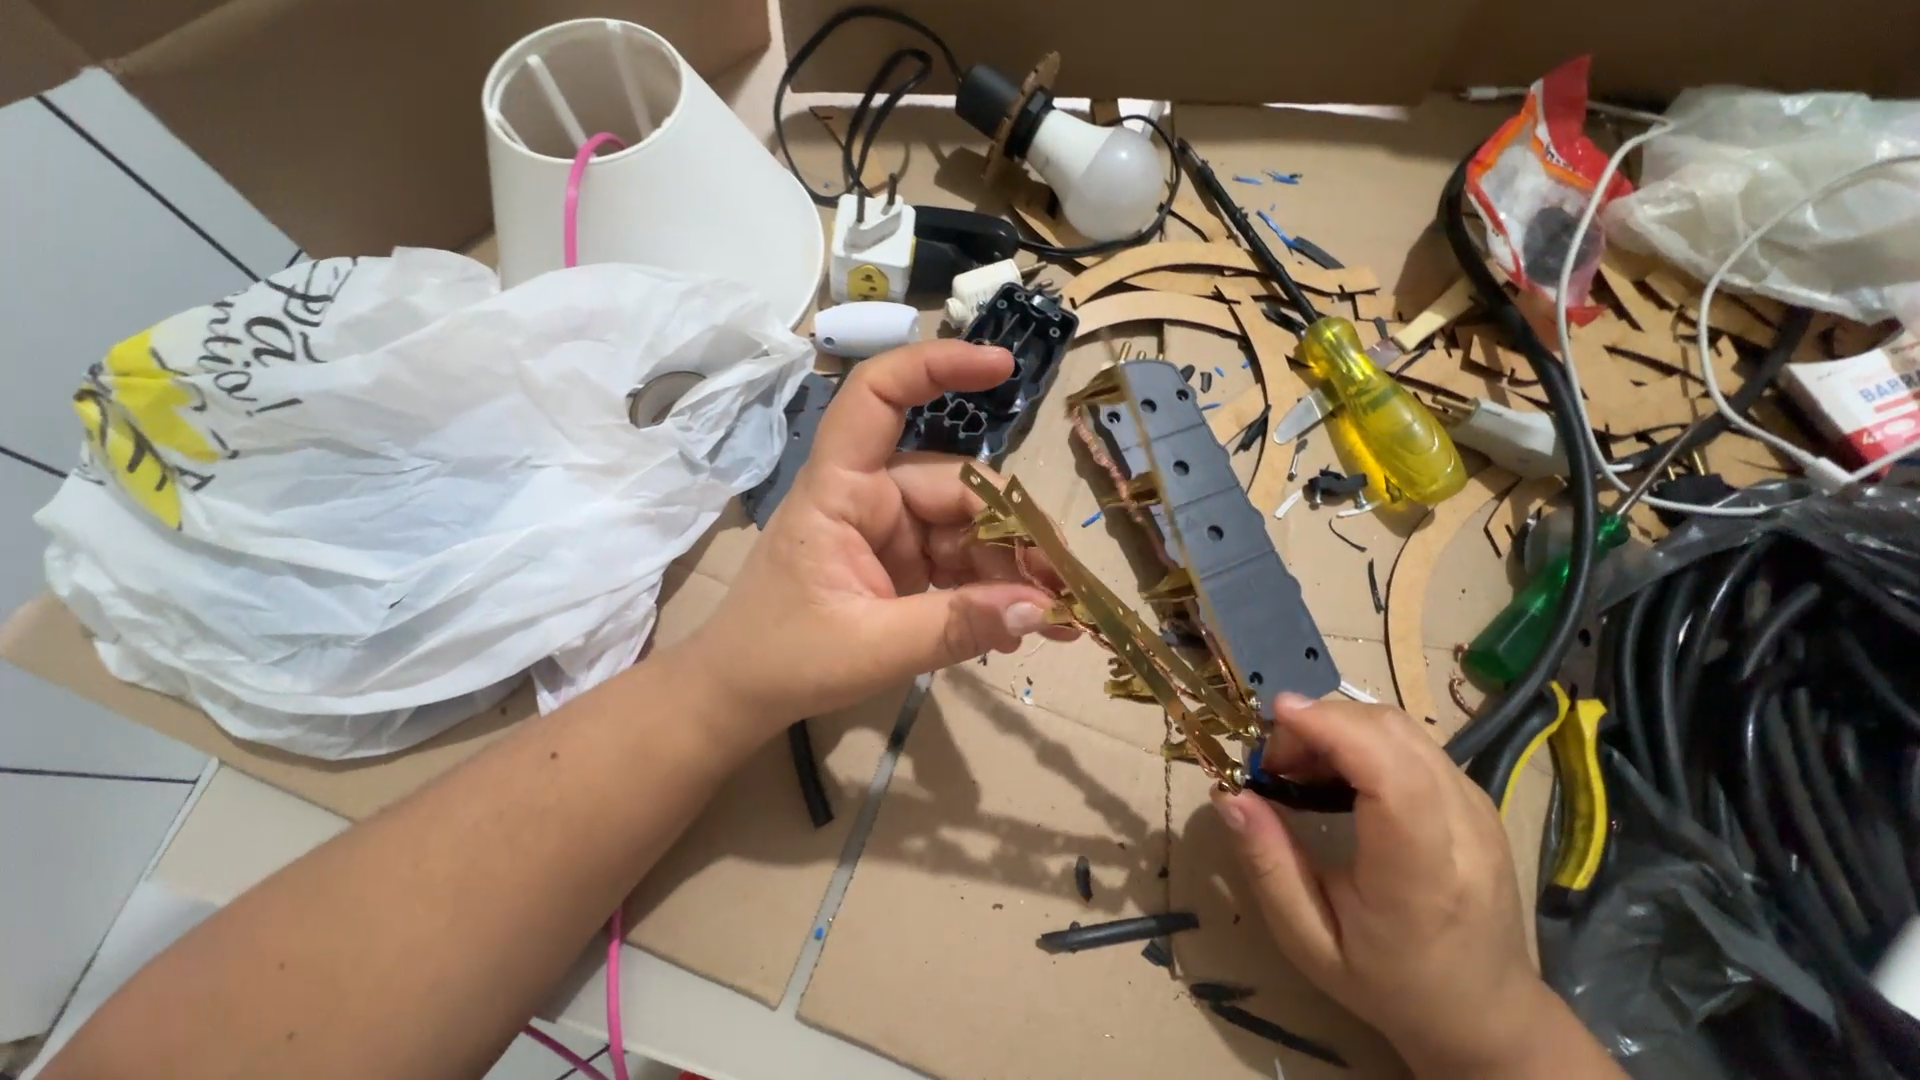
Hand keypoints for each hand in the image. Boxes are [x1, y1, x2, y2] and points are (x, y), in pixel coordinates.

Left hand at [680, 341, 1070, 739]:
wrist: (742, 693)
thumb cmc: (783, 658)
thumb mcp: (872, 648)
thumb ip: (957, 627)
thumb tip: (1044, 609)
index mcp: (839, 490)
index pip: (878, 397)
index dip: (935, 367)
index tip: (1002, 368)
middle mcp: (868, 495)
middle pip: (955, 485)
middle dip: (1012, 532)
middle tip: (1060, 589)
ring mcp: (889, 529)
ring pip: (967, 526)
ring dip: (1011, 568)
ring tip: (1053, 620)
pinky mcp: (902, 562)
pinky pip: (960, 560)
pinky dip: (992, 589)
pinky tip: (1020, 626)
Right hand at [1213, 693, 1564, 1076]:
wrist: (1483, 1009)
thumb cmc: (1388, 981)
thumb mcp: (1309, 940)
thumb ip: (1268, 865)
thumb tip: (1229, 794)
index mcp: (1421, 876)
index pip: (1391, 776)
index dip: (1333, 730)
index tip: (1275, 715)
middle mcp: (1463, 829)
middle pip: (1393, 734)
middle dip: (1320, 723)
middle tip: (1272, 761)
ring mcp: (1477, 806)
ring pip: (1402, 727)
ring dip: (1339, 726)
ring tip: (1298, 765)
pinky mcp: (1476, 796)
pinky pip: (1414, 742)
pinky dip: (1363, 737)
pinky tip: (1335, 772)